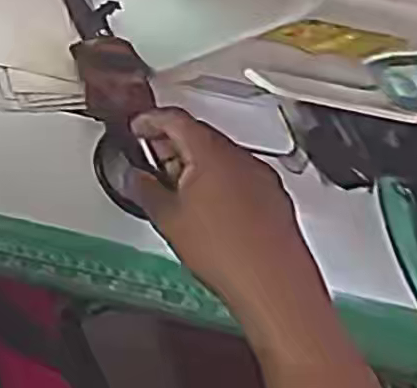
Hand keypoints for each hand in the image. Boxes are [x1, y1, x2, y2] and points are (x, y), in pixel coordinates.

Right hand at [128, 108, 322, 316]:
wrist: (279, 297)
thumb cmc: (227, 254)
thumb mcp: (165, 216)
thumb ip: (144, 186)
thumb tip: (138, 178)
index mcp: (212, 154)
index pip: (174, 118)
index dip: (149, 119)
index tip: (137, 127)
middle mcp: (243, 161)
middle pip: (200, 134)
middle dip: (172, 142)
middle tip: (151, 156)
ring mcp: (266, 183)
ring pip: (222, 157)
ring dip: (195, 163)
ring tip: (176, 187)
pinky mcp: (279, 206)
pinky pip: (242, 178)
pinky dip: (219, 181)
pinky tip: (207, 209)